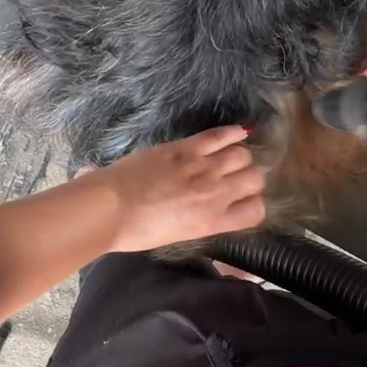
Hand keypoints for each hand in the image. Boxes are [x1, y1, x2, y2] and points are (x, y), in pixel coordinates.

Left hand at [79, 126, 266, 251]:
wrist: (110, 208)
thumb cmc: (137, 230)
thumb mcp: (178, 235)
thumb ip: (202, 221)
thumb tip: (212, 210)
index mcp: (213, 222)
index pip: (256, 210)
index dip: (253, 203)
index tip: (244, 200)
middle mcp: (215, 194)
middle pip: (254, 178)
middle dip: (249, 178)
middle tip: (235, 177)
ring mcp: (202, 167)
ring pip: (242, 154)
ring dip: (240, 156)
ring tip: (231, 157)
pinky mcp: (186, 147)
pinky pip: (219, 135)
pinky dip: (233, 132)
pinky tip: (239, 132)